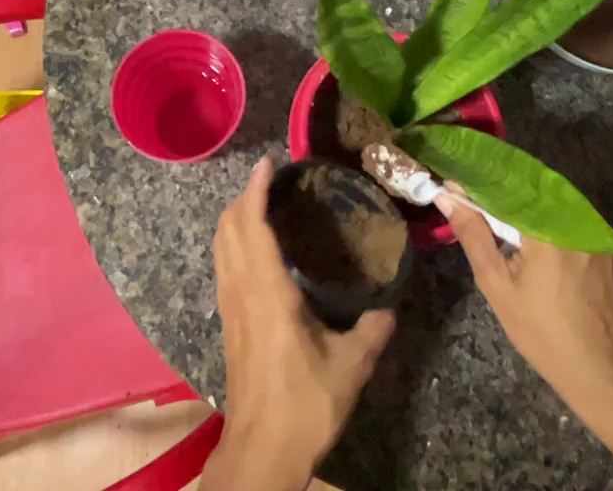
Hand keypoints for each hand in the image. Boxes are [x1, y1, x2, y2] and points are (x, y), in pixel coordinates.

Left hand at [201, 157, 396, 490]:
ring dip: (235, 218)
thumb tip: (391, 305)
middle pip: (228, 229)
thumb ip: (373, 330)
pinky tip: (254, 249)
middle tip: (268, 179)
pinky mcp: (228, 322)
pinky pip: (224, 266)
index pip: (252, 226)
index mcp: (267, 291)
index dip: (256, 191)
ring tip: (258, 203)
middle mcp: (241, 290)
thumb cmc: (304, 403)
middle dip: (243, 197)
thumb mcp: (350, 366)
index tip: (266, 164)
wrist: (261, 448)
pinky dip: (234, 242)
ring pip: (221, 247)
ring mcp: (229, 306)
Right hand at [440, 190, 612, 402]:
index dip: (474, 184)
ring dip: (522, 201)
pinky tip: (533, 236)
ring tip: (496, 217)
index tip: (450, 187)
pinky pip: (572, 215)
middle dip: (498, 189)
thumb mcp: (499, 286)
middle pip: (529, 186)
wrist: (608, 371)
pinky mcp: (609, 242)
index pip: (504, 186)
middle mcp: (577, 217)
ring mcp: (598, 229)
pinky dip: (547, 217)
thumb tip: (447, 198)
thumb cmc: (545, 333)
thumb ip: (473, 236)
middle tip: (469, 201)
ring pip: (551, 198)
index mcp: (547, 226)